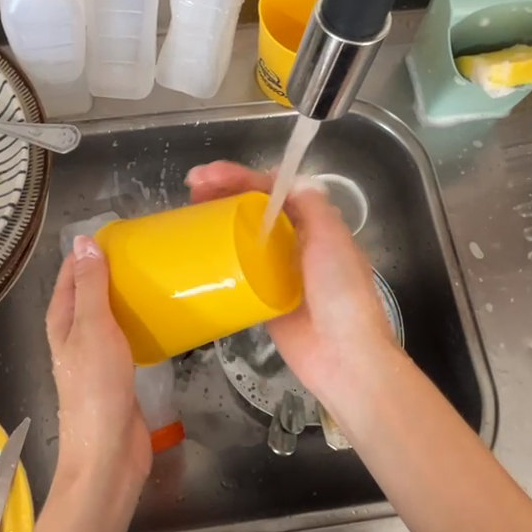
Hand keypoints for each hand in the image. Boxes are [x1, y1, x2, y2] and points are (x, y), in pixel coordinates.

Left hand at [43, 234, 151, 498]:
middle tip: (150, 251)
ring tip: (160, 276)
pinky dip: (141, 322)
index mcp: (62, 321)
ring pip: (111, 314)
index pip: (71, 273)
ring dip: (129, 296)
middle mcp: (75, 334)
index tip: (123, 231)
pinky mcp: (118, 373)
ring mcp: (96, 355)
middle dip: (114, 270)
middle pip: (92, 292)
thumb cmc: (96, 388)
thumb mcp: (93, 328)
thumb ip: (91, 286)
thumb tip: (84, 240)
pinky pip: (128, 336)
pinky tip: (162, 317)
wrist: (110, 452)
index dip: (91, 251)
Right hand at [186, 162, 404, 407]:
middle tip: (191, 186)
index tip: (210, 174)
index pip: (273, 191)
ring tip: (187, 209)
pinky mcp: (262, 299)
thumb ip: (311, 206)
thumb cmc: (342, 294)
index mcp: (314, 226)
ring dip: (216, 218)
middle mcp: (295, 244)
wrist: (344, 356)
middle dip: (223, 191)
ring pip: (241, 235)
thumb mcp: (332, 239)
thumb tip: (287, 177)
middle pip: (254, 209)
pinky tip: (196, 249)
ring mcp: (277, 272)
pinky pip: (236, 270)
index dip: (241, 177)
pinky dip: (218, 255)